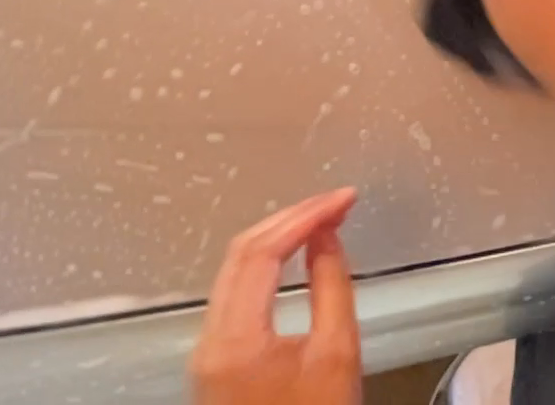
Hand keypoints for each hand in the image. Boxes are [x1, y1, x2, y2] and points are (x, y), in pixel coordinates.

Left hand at [190, 189, 361, 404]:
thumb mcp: (337, 351)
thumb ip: (331, 284)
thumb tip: (327, 234)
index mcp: (234, 340)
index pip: (263, 253)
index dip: (307, 215)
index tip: (348, 198)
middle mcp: (208, 339)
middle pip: (240, 253)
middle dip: (292, 216)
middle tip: (339, 200)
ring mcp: (207, 348)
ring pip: (235, 266)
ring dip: (280, 232)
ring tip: (326, 215)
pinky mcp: (215, 355)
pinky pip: (237, 286)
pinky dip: (270, 256)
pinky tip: (299, 246)